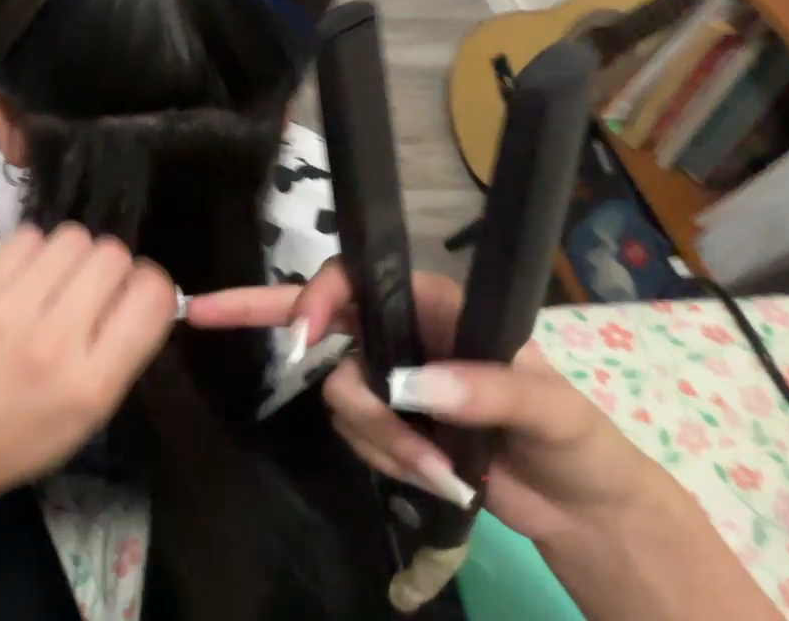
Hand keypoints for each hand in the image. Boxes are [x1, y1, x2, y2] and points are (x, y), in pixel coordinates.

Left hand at [0, 225, 175, 517]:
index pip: (151, 296)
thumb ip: (116, 356)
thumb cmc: (8, 444)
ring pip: (72, 237)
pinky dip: (34, 251)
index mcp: (92, 384)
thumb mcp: (82, 421)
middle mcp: (55, 338)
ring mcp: (10, 307)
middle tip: (91, 291)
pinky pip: (26, 237)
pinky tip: (23, 278)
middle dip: (113, 268)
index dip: (151, 287)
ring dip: (74, 255)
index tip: (133, 297)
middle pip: (112, 256)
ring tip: (56, 282)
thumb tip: (136, 297)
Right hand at [186, 262, 664, 546]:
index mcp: (435, 305)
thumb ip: (482, 389)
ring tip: (437, 468)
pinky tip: (433, 474)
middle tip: (208, 316)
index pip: (354, 278)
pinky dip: (385, 457)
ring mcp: (386, 379)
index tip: (300, 336)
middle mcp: (399, 333)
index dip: (316, 297)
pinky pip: (351, 432)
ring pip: (336, 393)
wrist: (580, 510)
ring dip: (378, 435)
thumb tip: (403, 384)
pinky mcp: (384, 423)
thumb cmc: (576, 443)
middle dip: (273, 327)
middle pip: (315, 320)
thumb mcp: (549, 412)